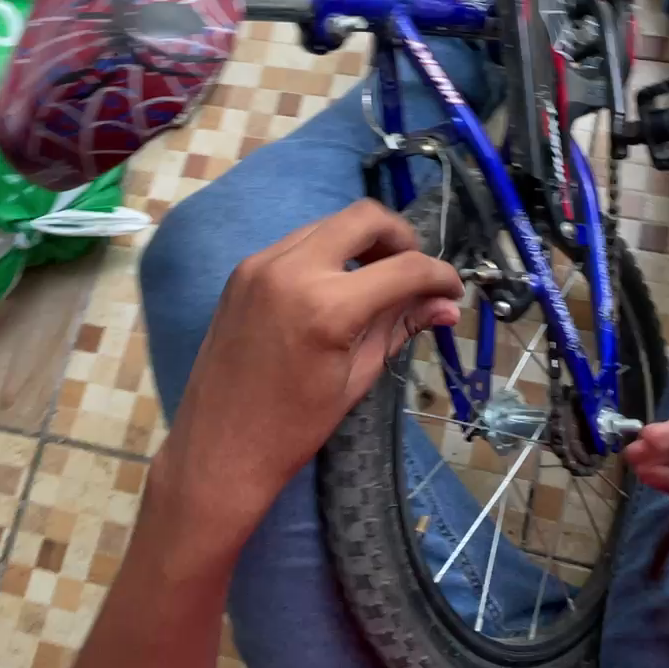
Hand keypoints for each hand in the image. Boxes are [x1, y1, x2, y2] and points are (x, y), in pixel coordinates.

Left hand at [152, 200, 463, 541]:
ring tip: (378, 281)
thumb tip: (448, 307)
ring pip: (330, 223)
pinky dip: (329, 253)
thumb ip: (401, 326)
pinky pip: (300, 241)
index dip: (439, 275)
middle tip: (414, 273)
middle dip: (401, 237)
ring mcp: (260, 264)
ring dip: (363, 242)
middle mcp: (291, 269)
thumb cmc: (294, 428)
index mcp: (326, 306)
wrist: (216, 451)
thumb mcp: (358, 376)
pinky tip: (338, 287)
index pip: (404, 268)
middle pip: (365, 217)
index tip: (452, 290)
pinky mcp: (243, 270)